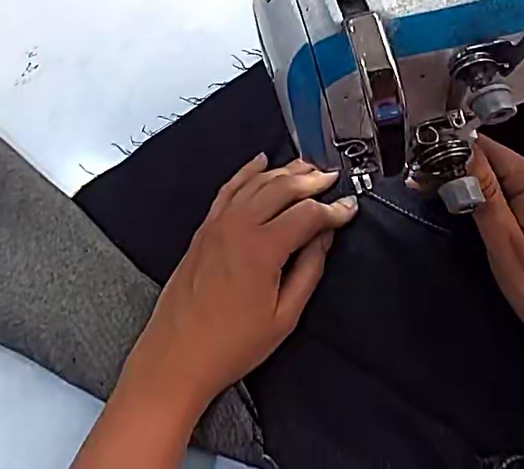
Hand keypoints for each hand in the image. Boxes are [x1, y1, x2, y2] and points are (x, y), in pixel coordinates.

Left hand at [118, 155, 358, 409]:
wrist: (175, 360)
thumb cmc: (228, 347)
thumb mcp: (284, 317)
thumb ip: (310, 269)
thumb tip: (324, 238)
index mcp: (262, 249)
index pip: (308, 214)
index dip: (333, 209)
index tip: (348, 208)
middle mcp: (239, 227)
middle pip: (284, 187)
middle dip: (313, 180)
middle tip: (332, 179)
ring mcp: (219, 224)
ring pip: (259, 181)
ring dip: (286, 171)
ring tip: (308, 168)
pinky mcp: (205, 228)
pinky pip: (230, 188)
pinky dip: (248, 171)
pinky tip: (261, 162)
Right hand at [469, 137, 523, 468]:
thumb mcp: (505, 246)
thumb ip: (483, 195)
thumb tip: (461, 153)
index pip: (492, 149)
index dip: (460, 154)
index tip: (431, 167)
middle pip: (505, 162)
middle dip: (473, 174)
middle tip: (439, 191)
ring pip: (516, 179)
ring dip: (490, 189)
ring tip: (463, 207)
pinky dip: (510, 202)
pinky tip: (496, 221)